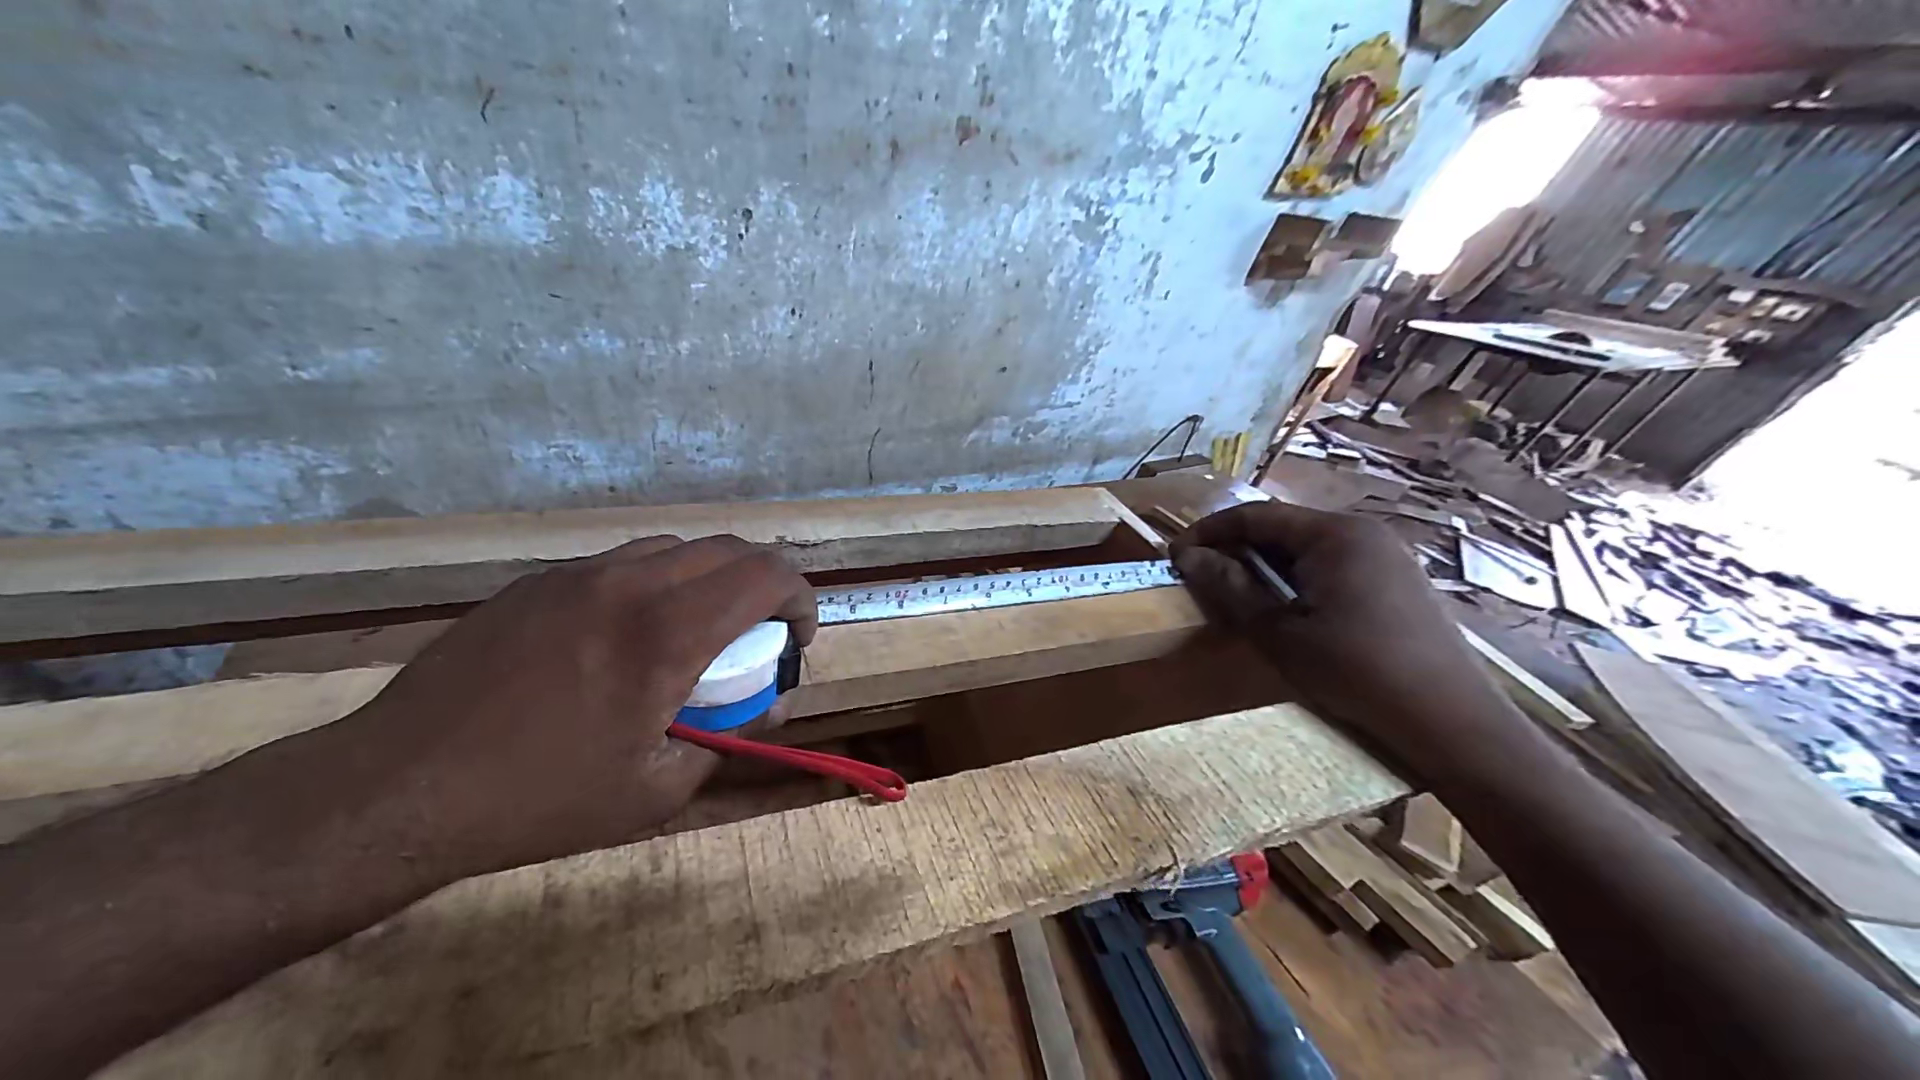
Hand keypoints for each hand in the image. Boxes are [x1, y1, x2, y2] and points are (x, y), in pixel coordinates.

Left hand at [320, 535, 816, 881]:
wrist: (399, 788)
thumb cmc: (541, 798)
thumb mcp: (657, 789)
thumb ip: (728, 738)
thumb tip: (765, 708)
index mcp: (667, 632)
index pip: (767, 575)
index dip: (801, 599)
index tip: (795, 639)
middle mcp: (630, 584)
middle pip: (729, 548)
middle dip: (763, 585)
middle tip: (756, 636)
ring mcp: (578, 574)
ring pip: (676, 548)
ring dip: (709, 579)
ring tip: (695, 631)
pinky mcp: (538, 581)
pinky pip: (621, 563)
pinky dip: (655, 583)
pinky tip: (627, 633)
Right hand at [1170, 501, 1530, 781]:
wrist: (1450, 719)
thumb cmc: (1356, 671)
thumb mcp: (1279, 632)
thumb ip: (1231, 587)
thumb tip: (1187, 556)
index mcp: (1334, 534)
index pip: (1255, 515)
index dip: (1208, 532)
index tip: (1174, 556)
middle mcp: (1361, 531)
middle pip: (1282, 526)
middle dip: (1236, 548)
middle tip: (1201, 579)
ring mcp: (1384, 554)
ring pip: (1305, 546)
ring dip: (1264, 564)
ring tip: (1236, 595)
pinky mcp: (1395, 579)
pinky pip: (1330, 563)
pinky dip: (1295, 577)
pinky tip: (1285, 608)